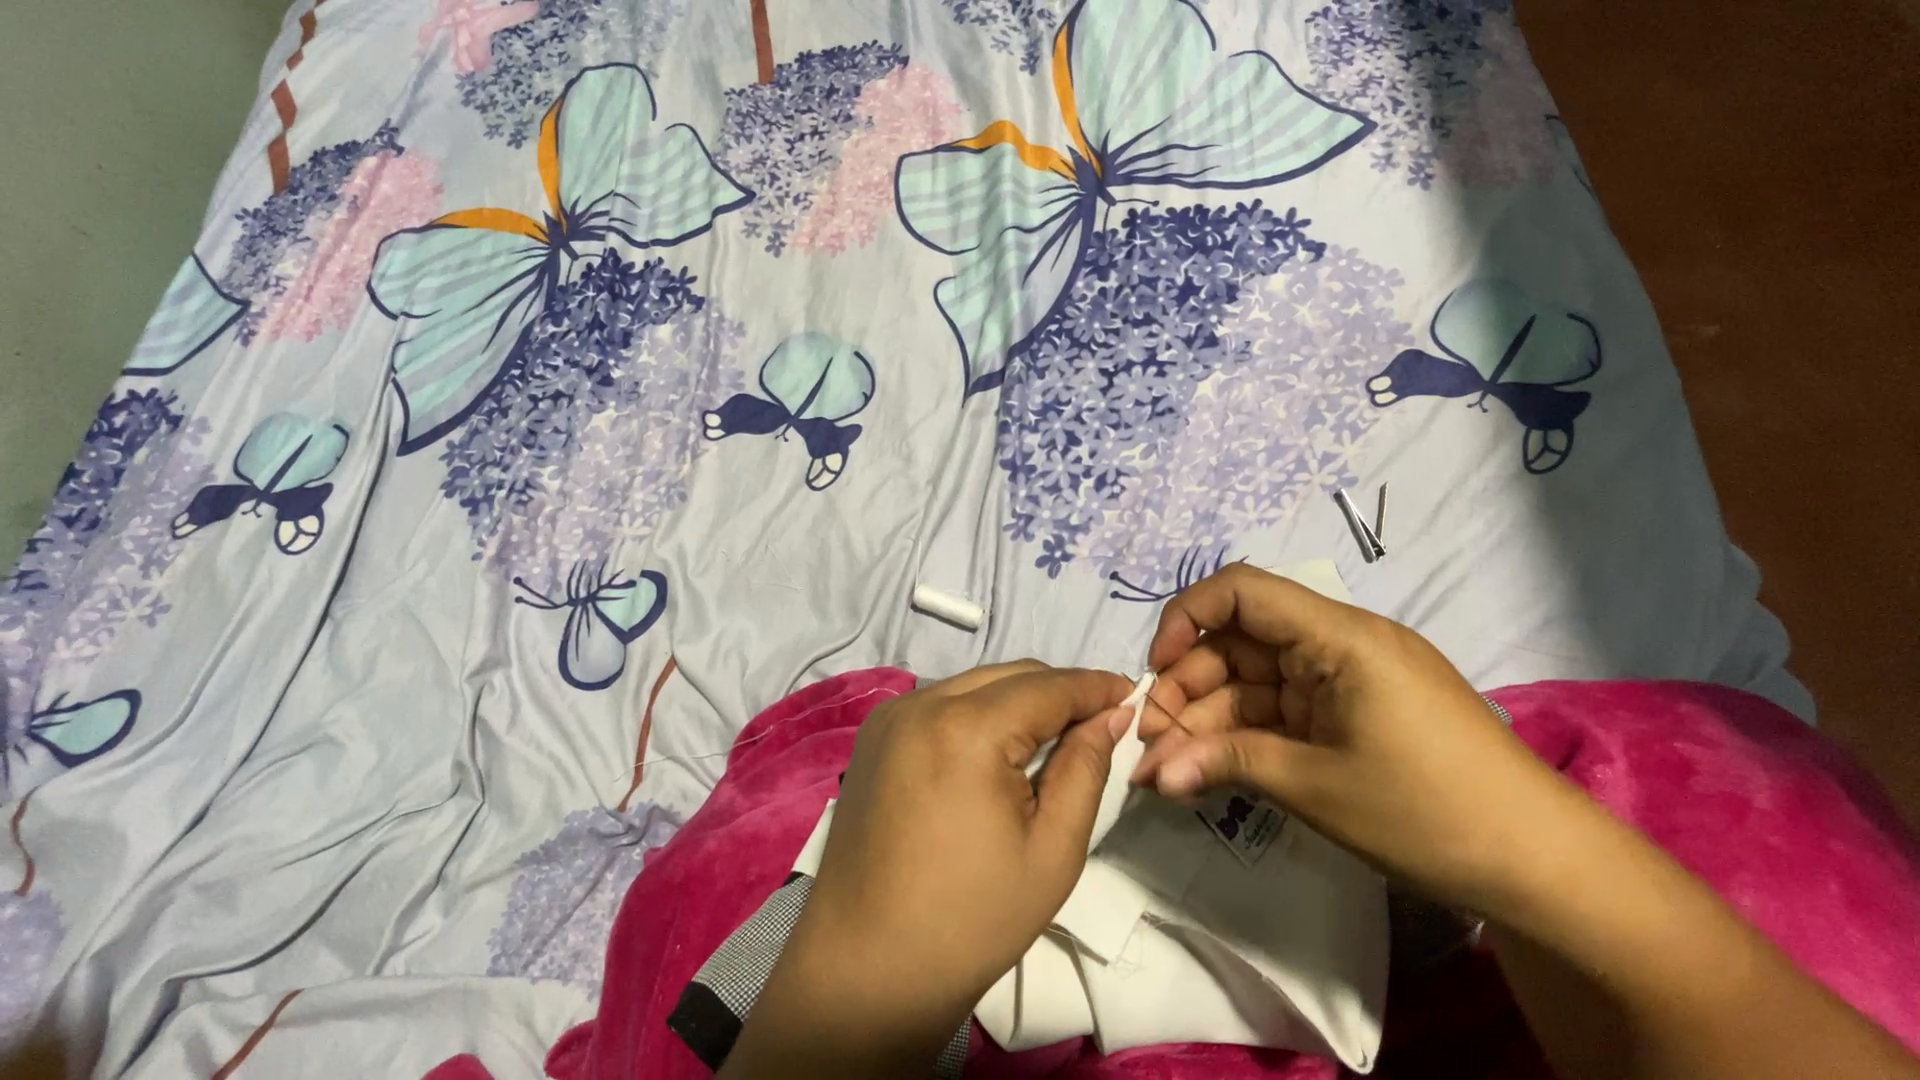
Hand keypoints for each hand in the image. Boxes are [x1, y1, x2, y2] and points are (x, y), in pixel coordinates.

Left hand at [724, 661, 1133, 1077]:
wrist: (868, 965)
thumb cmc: (972, 919)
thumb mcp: (1053, 849)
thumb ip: (1086, 768)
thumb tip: (1111, 714)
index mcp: (966, 730)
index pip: (1049, 686)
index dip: (1096, 687)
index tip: (1134, 695)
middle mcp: (922, 705)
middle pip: (1010, 675)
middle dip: (1060, 691)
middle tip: (1100, 723)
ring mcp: (890, 717)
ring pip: (974, 684)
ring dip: (1019, 699)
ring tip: (1055, 737)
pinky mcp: (873, 736)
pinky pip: (941, 703)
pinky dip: (979, 712)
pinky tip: (999, 749)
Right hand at [1132, 563, 1581, 914]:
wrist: (1541, 865)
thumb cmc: (1429, 811)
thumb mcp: (1316, 785)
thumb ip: (1227, 764)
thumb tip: (1152, 773)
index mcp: (1339, 637)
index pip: (1243, 591)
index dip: (1187, 618)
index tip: (1155, 671)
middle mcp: (1339, 646)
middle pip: (1240, 644)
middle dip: (1188, 690)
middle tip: (1149, 746)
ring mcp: (1346, 683)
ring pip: (1254, 685)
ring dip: (1208, 723)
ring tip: (1165, 773)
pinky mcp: (1352, 717)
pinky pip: (1281, 714)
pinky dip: (1243, 738)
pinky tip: (1206, 771)